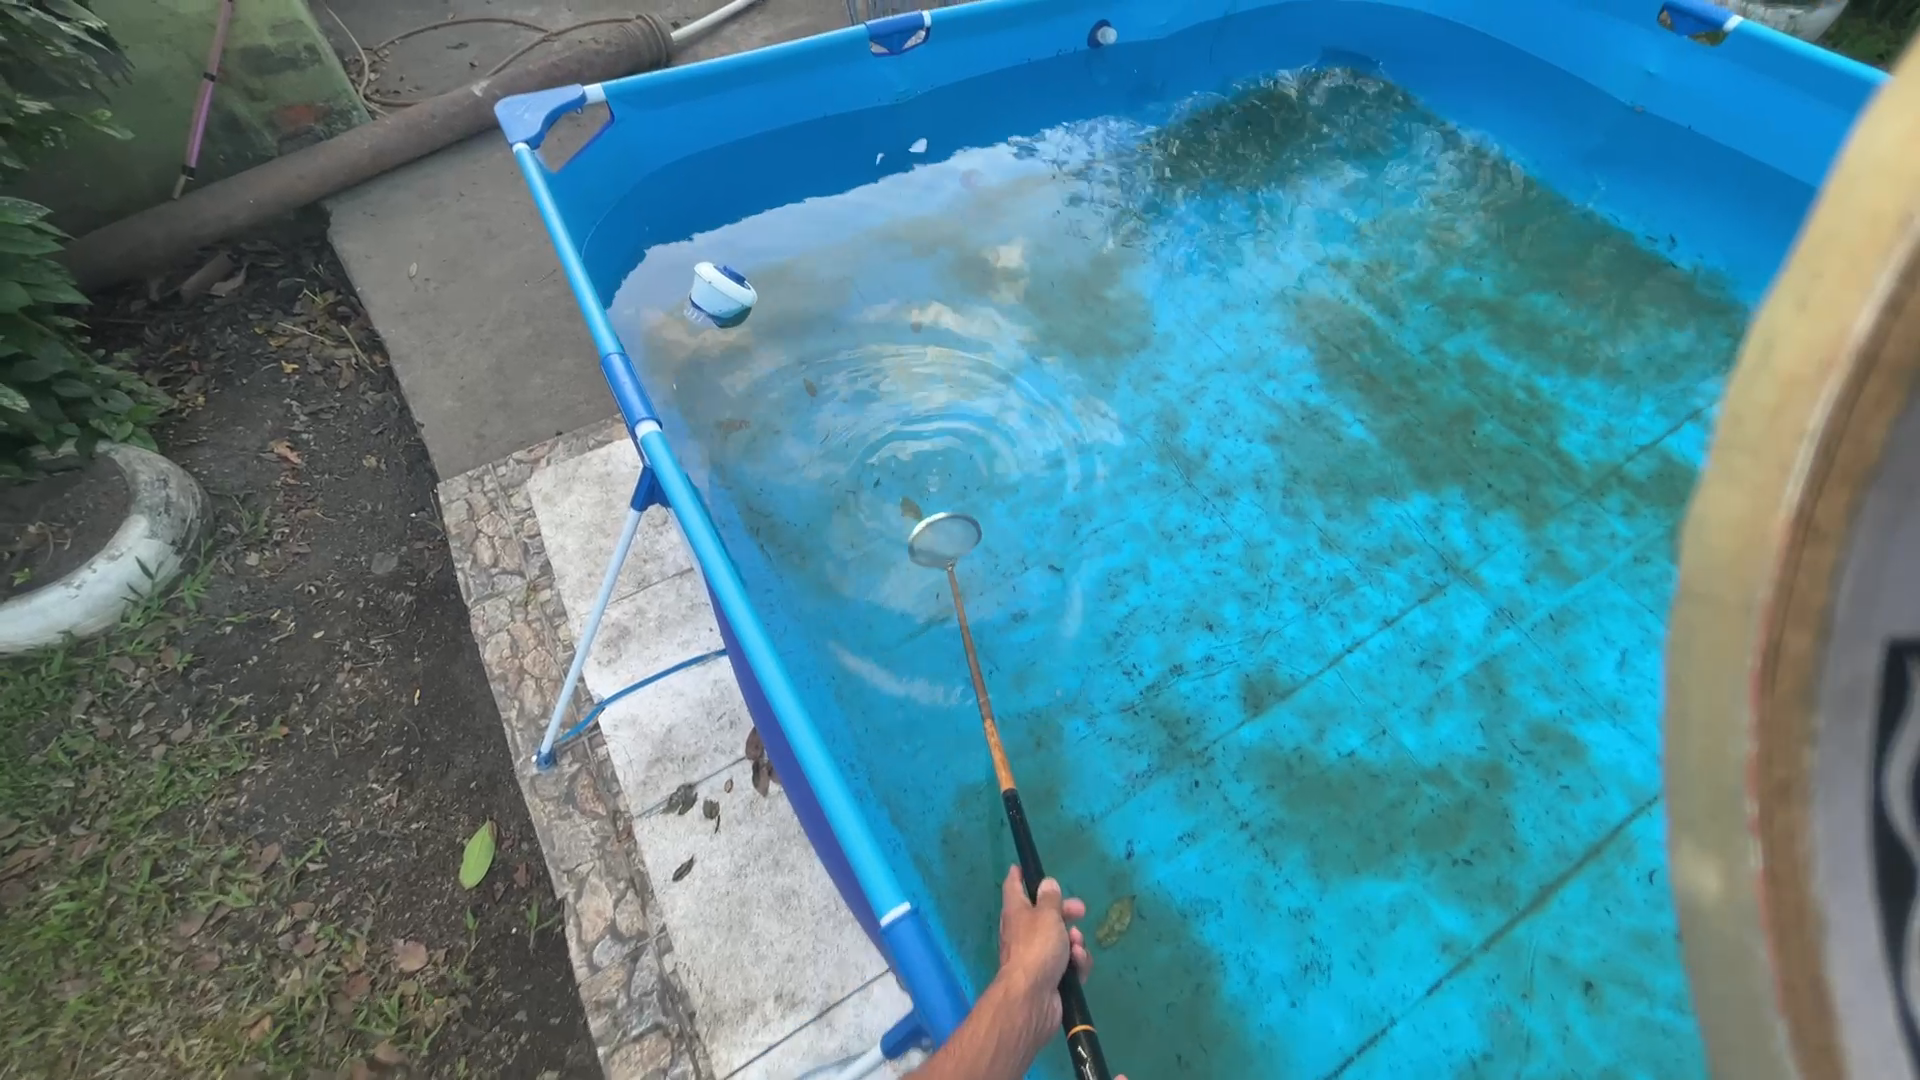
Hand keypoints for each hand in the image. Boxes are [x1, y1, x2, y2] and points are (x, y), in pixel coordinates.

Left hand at [994, 866, 1091, 1033]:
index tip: (1021, 867)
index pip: (1013, 887)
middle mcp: (1023, 932)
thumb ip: (1050, 898)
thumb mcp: (1047, 915)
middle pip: (1045, 914)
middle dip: (1065, 912)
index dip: (1018, 876)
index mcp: (1016, 911)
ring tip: (1076, 946)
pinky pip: (1069, 964)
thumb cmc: (1036, 947)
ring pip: (1061, 940)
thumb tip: (1046, 883)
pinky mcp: (1051, 978)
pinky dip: (1076, 963)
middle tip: (1080, 910)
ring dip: (1074, 940)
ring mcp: (1037, 956)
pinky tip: (1077, 965)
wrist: (1033, 998)